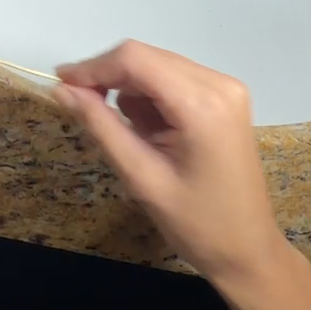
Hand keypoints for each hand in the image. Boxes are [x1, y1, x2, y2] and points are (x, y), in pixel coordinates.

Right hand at [55, 42, 310, 309]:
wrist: (249, 253)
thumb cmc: (196, 224)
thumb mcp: (140, 176)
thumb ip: (100, 125)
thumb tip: (61, 89)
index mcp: (202, 104)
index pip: (135, 60)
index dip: (93, 67)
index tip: (61, 82)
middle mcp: (218, 83)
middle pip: (145, 57)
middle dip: (108, 77)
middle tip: (80, 104)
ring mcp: (225, 87)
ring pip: (156, 64)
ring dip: (130, 89)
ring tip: (128, 133)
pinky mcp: (224, 95)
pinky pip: (172, 77)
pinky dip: (150, 95)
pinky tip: (150, 130)